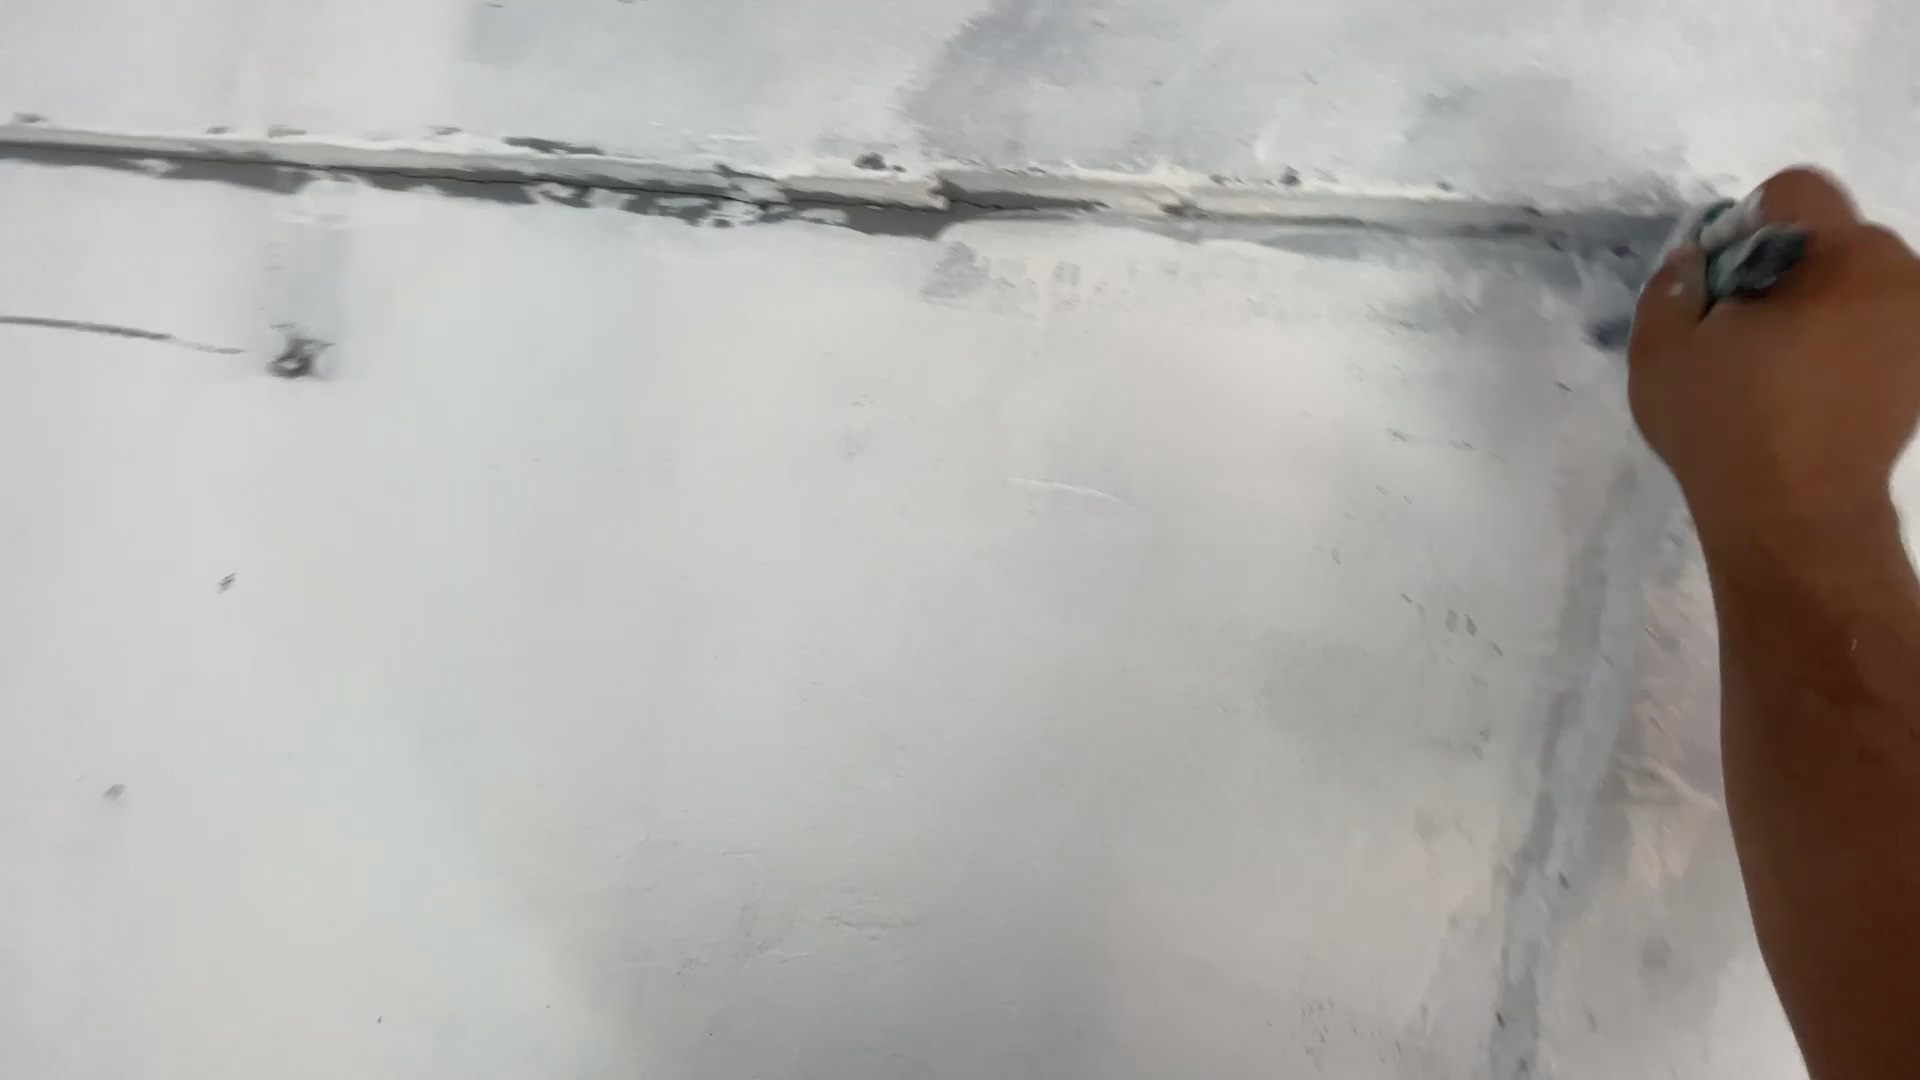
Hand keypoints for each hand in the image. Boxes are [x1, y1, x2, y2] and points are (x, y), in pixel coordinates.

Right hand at [1628, 168, 1919, 549]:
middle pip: (1828, 235)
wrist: (1791, 503)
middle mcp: (1899, 270)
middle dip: (1776, 268)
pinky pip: (1876, 316)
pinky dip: (1837, 334)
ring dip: (1807, 302)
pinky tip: (1804, 385)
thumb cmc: (1717, 421)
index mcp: (1832, 259)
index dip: (1742, 223)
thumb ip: (1672, 288)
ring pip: (1854, 278)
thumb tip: (1694, 257)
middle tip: (1731, 333)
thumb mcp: (1659, 352)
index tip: (1713, 280)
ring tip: (1768, 365)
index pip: (1794, 191)